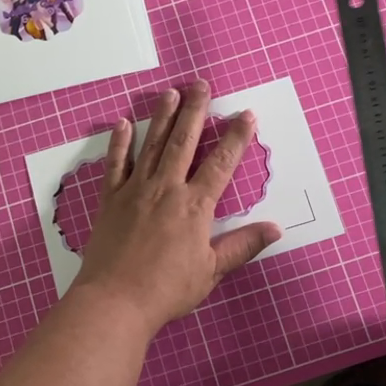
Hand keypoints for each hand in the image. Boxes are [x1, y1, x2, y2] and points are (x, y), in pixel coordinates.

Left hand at [72, 82, 281, 331]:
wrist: (115, 301)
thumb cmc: (167, 289)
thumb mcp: (211, 271)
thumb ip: (241, 246)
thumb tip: (275, 229)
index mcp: (194, 206)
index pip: (220, 163)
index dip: (235, 137)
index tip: (245, 114)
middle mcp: (166, 189)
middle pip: (183, 142)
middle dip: (195, 111)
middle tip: (201, 84)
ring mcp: (135, 190)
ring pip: (152, 145)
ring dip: (162, 117)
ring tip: (170, 93)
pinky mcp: (110, 199)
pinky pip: (116, 164)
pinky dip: (119, 143)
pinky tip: (122, 124)